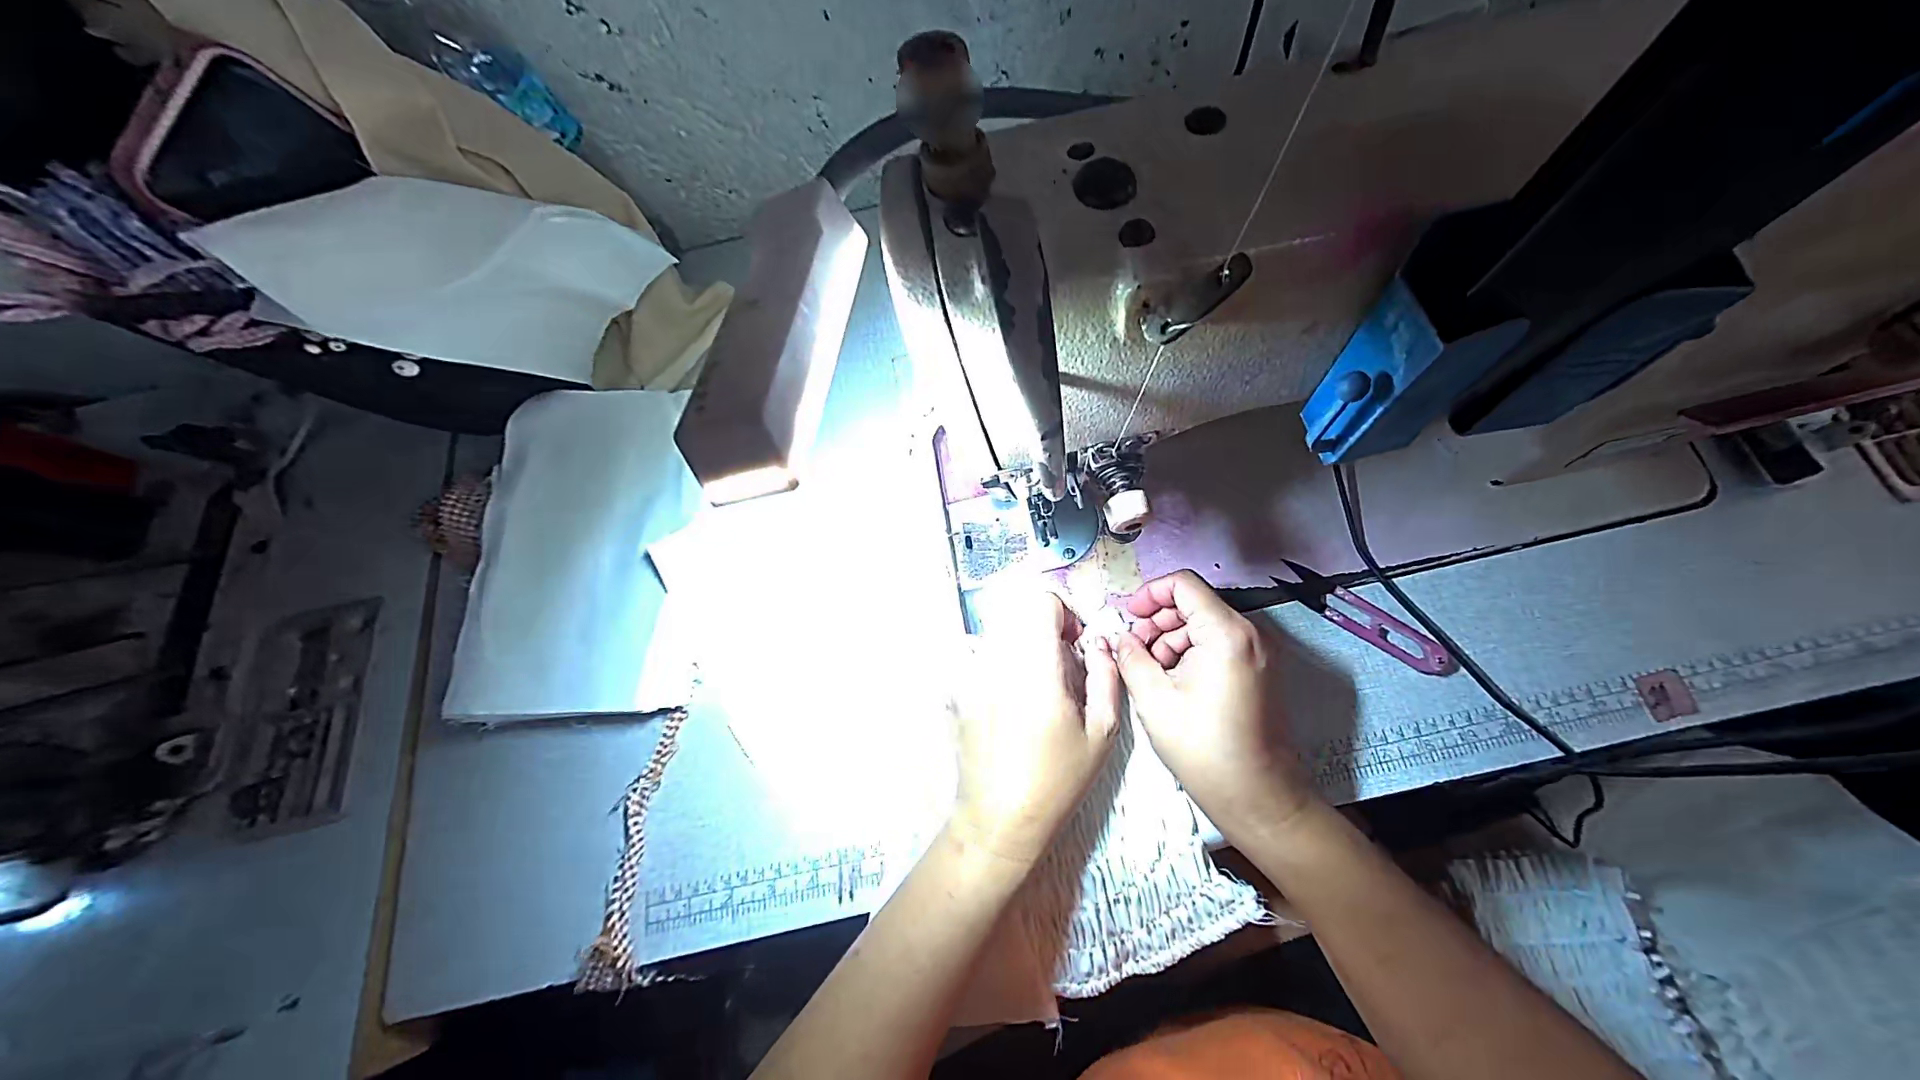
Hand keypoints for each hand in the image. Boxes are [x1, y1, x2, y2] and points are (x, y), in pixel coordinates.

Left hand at [950, 583, 1121, 863]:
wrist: (998, 819)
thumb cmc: (1057, 781)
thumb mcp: (1101, 733)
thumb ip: (1105, 675)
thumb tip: (1098, 641)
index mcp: (1034, 669)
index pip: (1040, 601)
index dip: (1064, 614)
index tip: (1075, 643)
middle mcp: (996, 662)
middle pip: (1018, 612)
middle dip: (1044, 628)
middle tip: (1060, 666)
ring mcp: (970, 675)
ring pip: (999, 632)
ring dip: (1022, 644)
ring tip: (1036, 687)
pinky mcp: (957, 689)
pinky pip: (980, 655)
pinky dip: (1000, 662)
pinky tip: (1011, 701)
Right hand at [1110, 570, 1317, 836]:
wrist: (1257, 795)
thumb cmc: (1208, 752)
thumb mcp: (1153, 699)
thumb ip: (1131, 657)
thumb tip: (1121, 638)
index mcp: (1226, 634)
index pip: (1184, 584)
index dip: (1149, 593)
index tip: (1130, 614)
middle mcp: (1249, 635)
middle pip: (1194, 603)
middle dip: (1157, 619)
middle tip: (1132, 645)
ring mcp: (1257, 653)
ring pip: (1204, 624)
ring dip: (1170, 638)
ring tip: (1148, 669)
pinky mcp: (1257, 670)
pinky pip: (1217, 644)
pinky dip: (1189, 652)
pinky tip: (1169, 680)